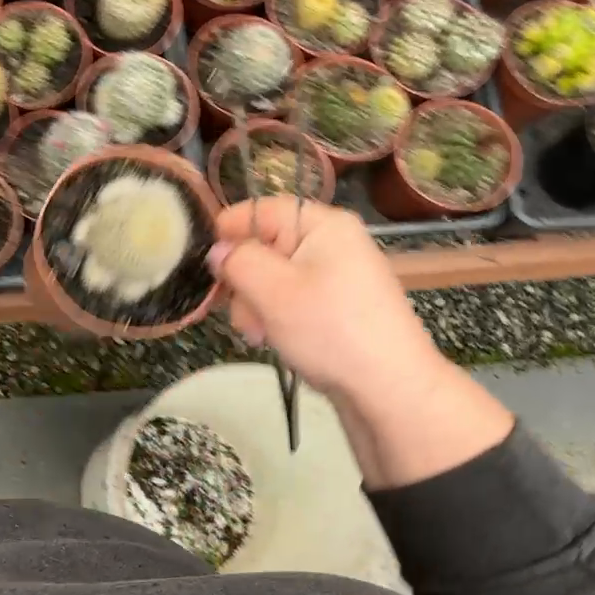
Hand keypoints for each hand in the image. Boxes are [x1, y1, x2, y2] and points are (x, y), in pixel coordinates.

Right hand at [207, 200, 511, 487]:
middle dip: (242, 280)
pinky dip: (272, 317)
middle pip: (263, 246)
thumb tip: (217, 250)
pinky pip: (287, 298)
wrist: (385, 384)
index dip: (229, 233)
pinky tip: (273, 338)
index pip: (261, 209)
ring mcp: (333, 274)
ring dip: (253, 305)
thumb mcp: (273, 292)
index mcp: (323, 226)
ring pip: (270, 277)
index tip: (209, 267)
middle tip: (242, 313)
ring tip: (260, 333)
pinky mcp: (332, 303)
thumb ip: (238, 262)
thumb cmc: (329, 330)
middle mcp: (330, 242)